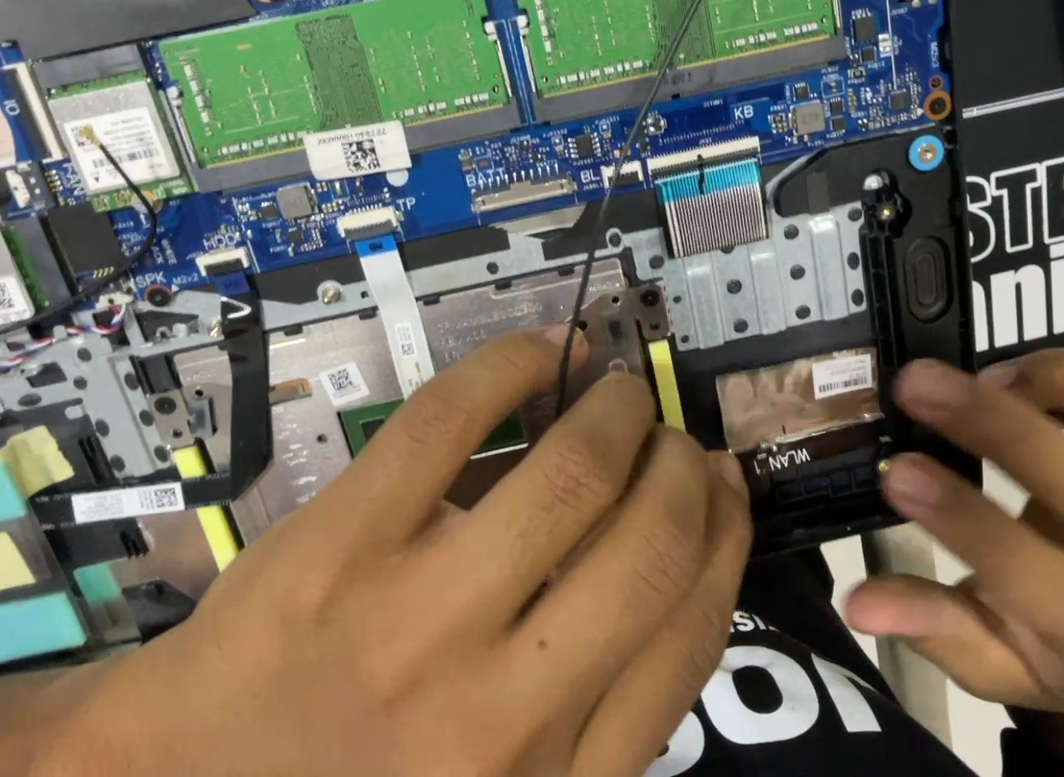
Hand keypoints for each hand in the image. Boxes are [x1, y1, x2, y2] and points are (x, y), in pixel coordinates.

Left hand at [33, 329, 752, 776]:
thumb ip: (595, 707)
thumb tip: (670, 549)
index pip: (686, 633)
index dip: (722, 537)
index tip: (721, 485)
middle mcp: (502, 710)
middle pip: (646, 544)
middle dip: (677, 466)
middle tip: (667, 435)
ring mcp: (415, 618)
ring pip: (570, 472)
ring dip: (614, 408)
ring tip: (615, 390)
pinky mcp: (341, 542)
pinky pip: (452, 419)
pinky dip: (514, 364)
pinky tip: (543, 353)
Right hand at [845, 344, 1063, 715]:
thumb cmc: (1054, 655)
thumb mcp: (988, 663)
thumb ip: (931, 628)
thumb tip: (857, 602)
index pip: (1043, 579)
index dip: (967, 521)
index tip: (897, 474)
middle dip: (1004, 428)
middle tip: (916, 385)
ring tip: (992, 374)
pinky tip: (1045, 371)